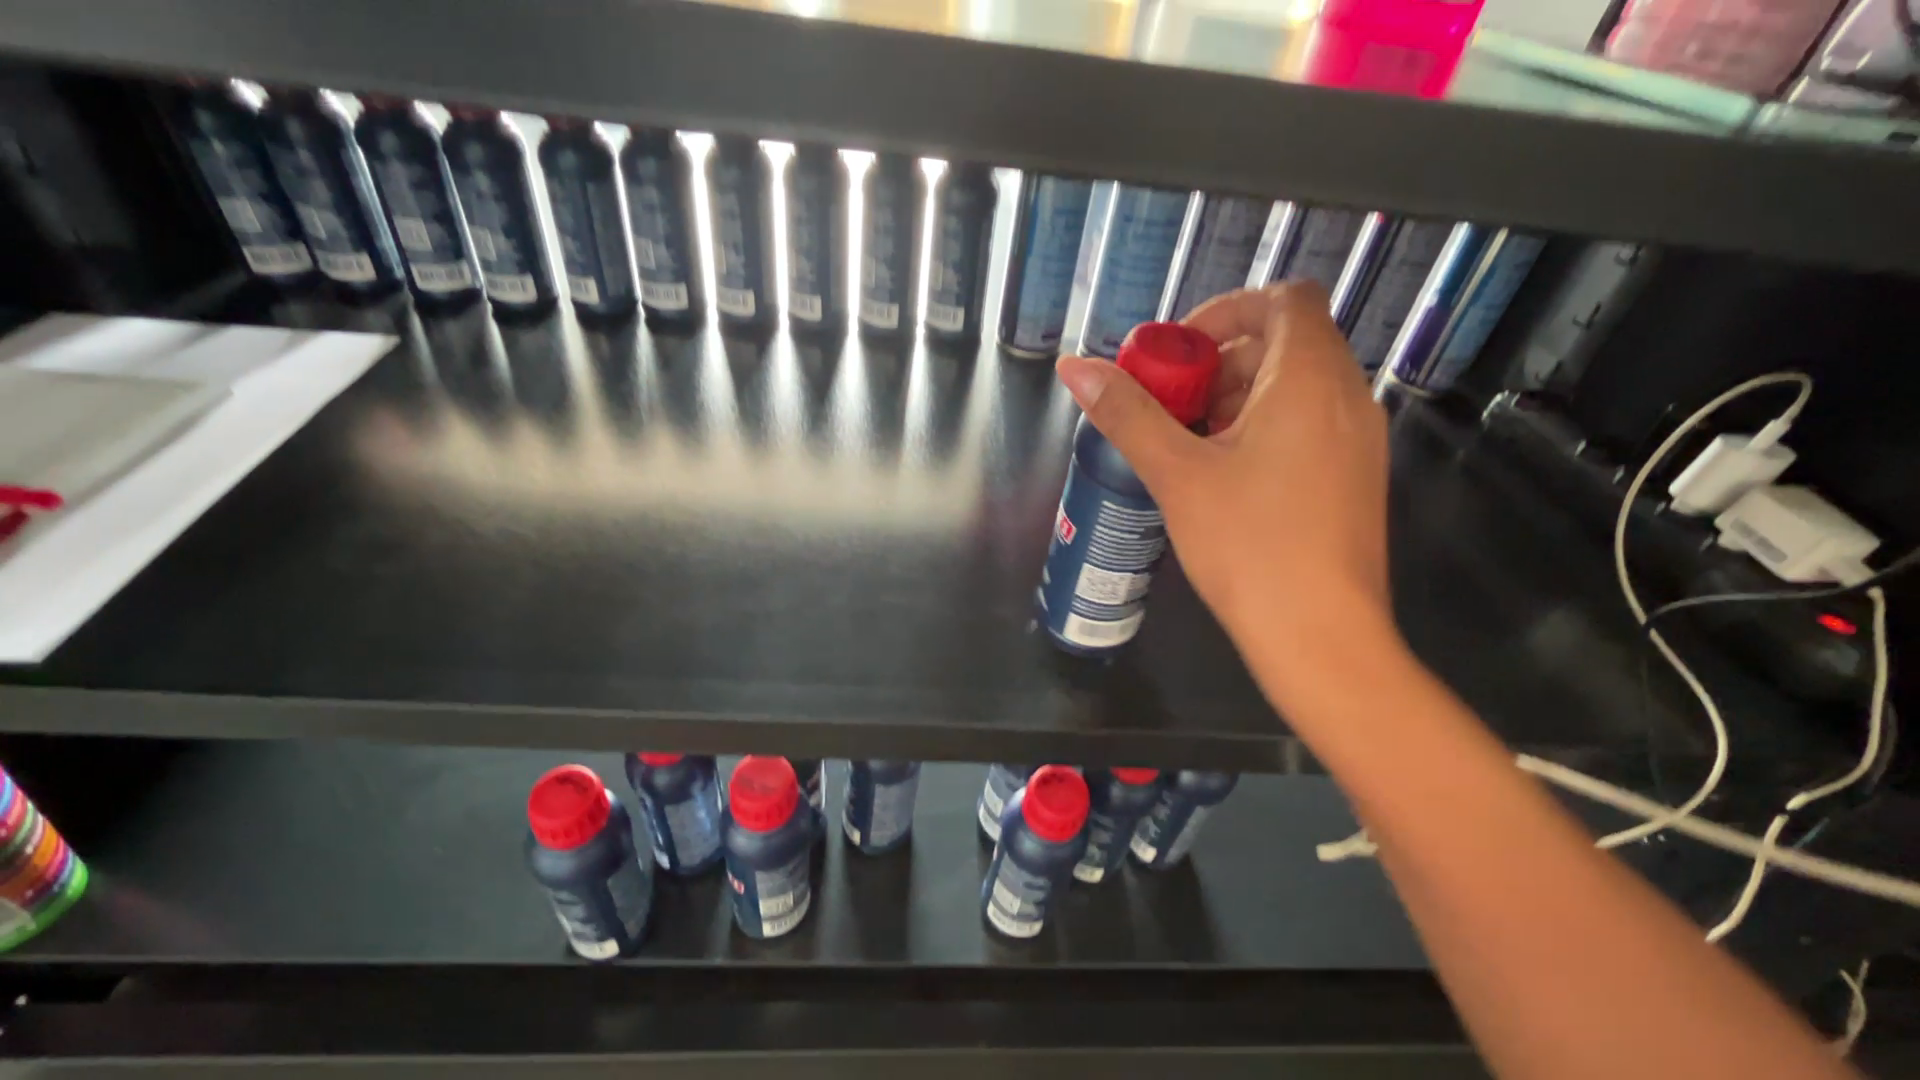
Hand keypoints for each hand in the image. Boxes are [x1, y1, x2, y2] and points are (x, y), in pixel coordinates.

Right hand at [1055, 284, 1395, 678]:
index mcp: (1310, 378)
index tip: (1177, 351)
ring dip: (1239, 395)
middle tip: (1170, 402)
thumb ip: (1127, 413)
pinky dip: (1265, 426)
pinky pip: (1311, 423)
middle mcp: (1347, 396)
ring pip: (1297, 386)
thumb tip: (1074, 366)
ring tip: (1189, 442)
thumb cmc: (1250, 546)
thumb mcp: (1177, 474)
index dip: (1226, 309)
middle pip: (1286, 342)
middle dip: (1220, 359)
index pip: (1283, 299)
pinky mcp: (1356, 476)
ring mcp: (1360, 439)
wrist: (1323, 637)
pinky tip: (1224, 475)